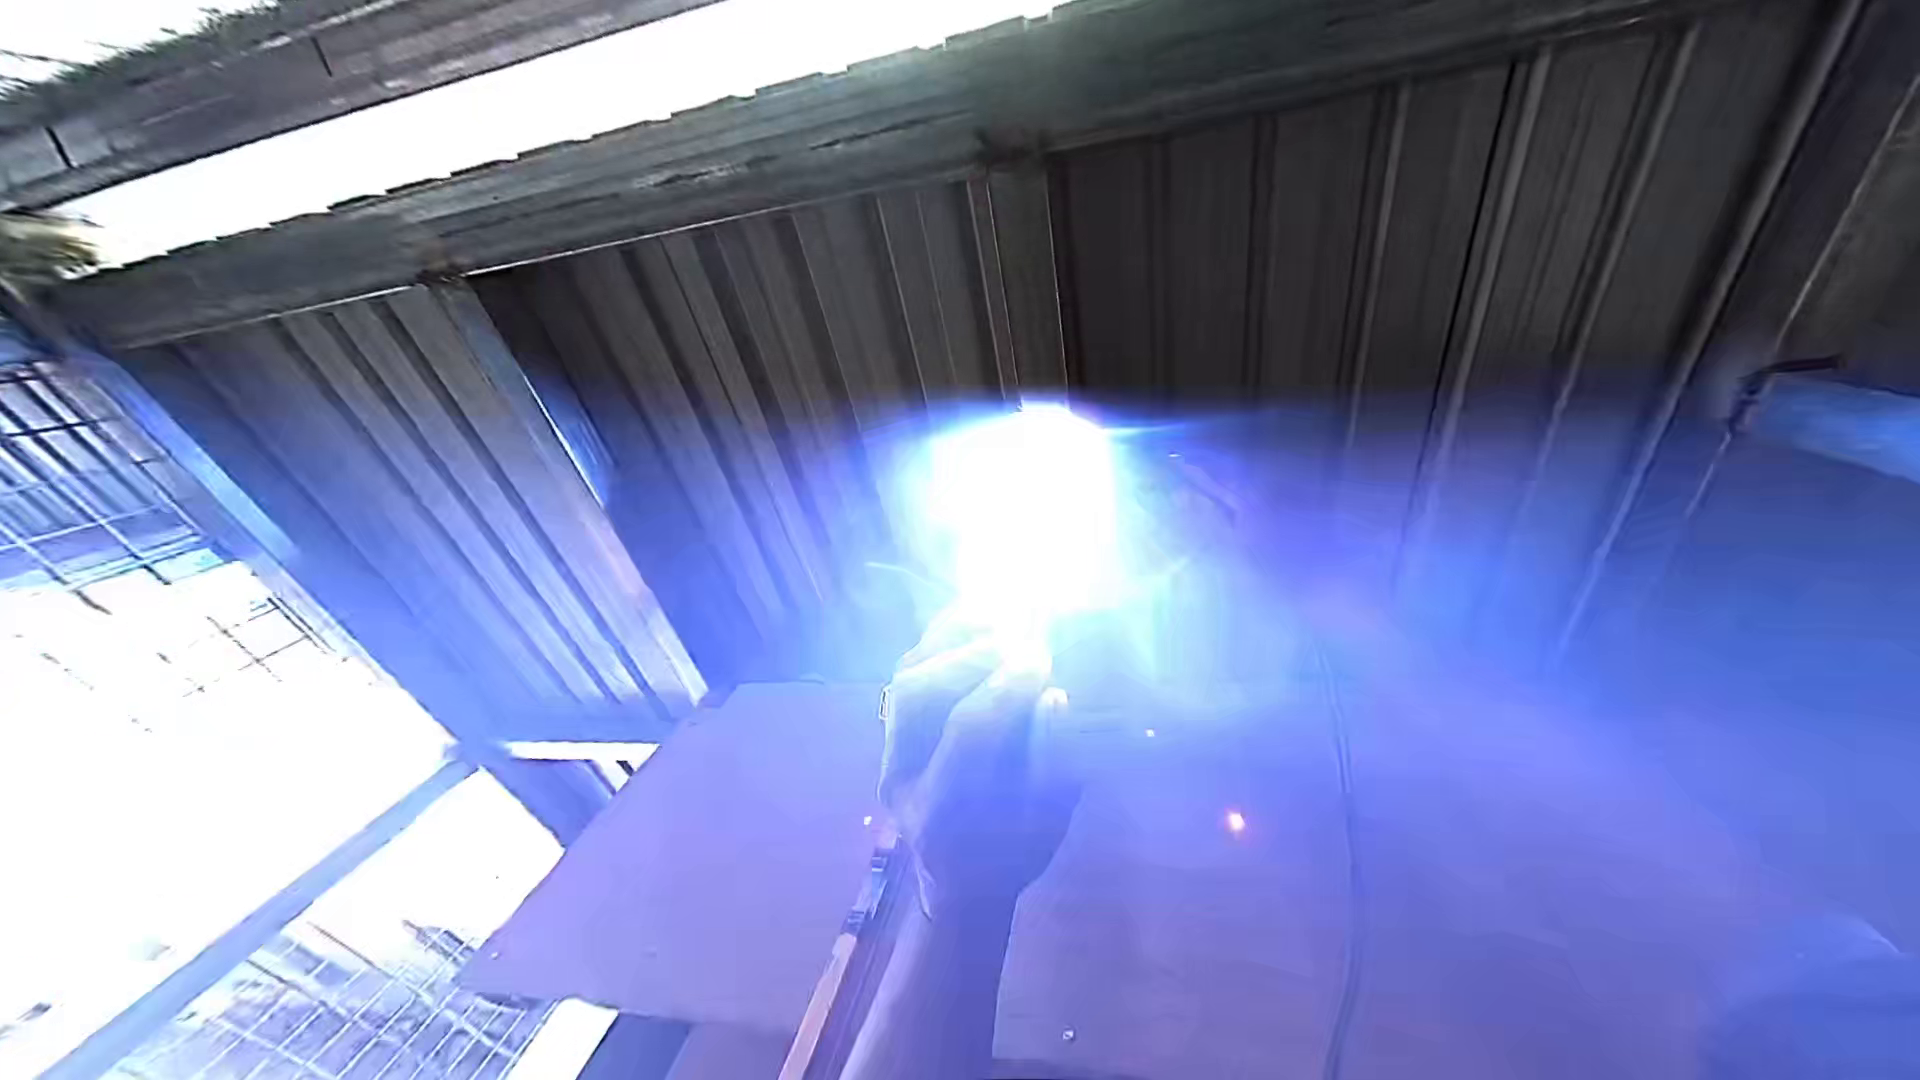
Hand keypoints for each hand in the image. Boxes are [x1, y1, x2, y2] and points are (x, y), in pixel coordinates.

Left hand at [879, 614, 1078, 915]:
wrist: (958, 873)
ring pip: (905, 677)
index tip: (1042, 660)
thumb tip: (1052, 696)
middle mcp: (901, 776)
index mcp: (943, 815)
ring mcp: (888, 749)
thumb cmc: (1013, 853)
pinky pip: (908, 667)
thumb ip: (1049, 762)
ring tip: (1000, 619)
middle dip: (970, 657)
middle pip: (917, 697)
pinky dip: (941, 637)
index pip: (967, 735)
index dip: (1005, 690)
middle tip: (1020, 639)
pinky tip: (976, 615)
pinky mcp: (891, 726)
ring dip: (953, 639)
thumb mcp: (1044, 821)